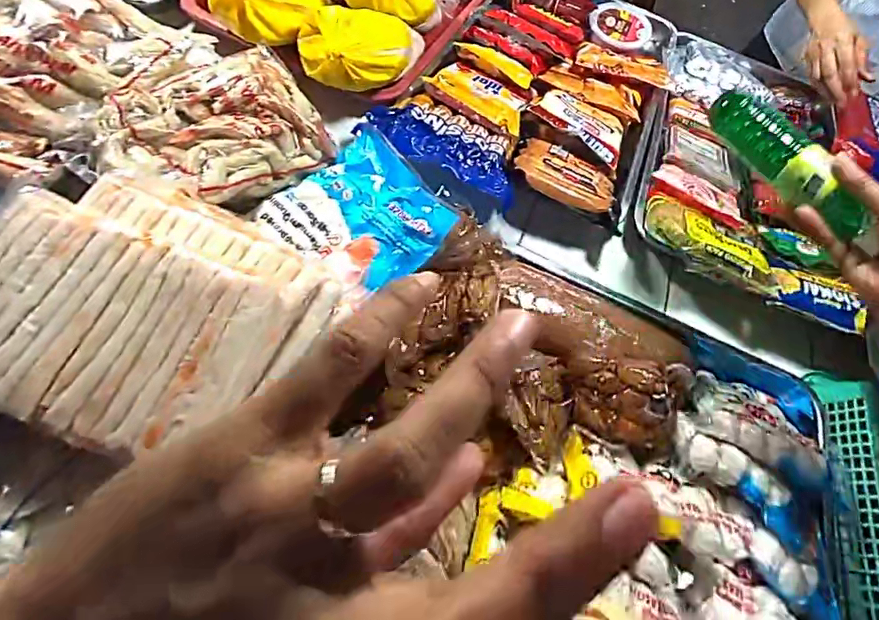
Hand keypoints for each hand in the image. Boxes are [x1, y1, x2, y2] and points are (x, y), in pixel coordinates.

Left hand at [0, 274, 657, 619]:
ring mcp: (281, 516)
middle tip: (587, 411)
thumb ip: (401, 566)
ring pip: (400, 447)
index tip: (642, 503)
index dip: (576, 563)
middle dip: (518, 432)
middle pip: (460, 524)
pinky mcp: (237, 451)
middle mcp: (329, 593)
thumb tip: (474, 476)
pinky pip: (328, 375)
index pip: (493, 612)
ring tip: (519, 326)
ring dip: (469, 381)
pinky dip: (382, 326)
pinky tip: (420, 291)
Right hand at [793, 153, 878, 315]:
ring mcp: (858, 245)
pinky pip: (828, 241)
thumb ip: (862, 187)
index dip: (844, 176)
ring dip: (813, 205)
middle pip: (843, 204)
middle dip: (823, 189)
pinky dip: (814, 226)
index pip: (863, 190)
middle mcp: (874, 227)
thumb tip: (836, 158)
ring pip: (831, 221)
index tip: (821, 160)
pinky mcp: (845, 263)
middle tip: (799, 171)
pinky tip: (799, 210)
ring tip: (790, 187)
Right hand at [801, 9, 871, 105]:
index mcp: (843, 40)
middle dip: (836, 90)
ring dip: (825, 91)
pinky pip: (810, 74)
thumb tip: (869, 78)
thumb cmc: (844, 26)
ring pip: (817, 76)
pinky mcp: (805, 55)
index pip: (847, 65)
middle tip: (842, 104)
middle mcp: (826, 47)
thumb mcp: (859, 38)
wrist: (821, 14)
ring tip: (833, 102)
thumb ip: (863, 58)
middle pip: (829, 73)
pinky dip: (816, 85)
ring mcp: (813, 52)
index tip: (855, 94)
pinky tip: (823, 93)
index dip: (851, 81)